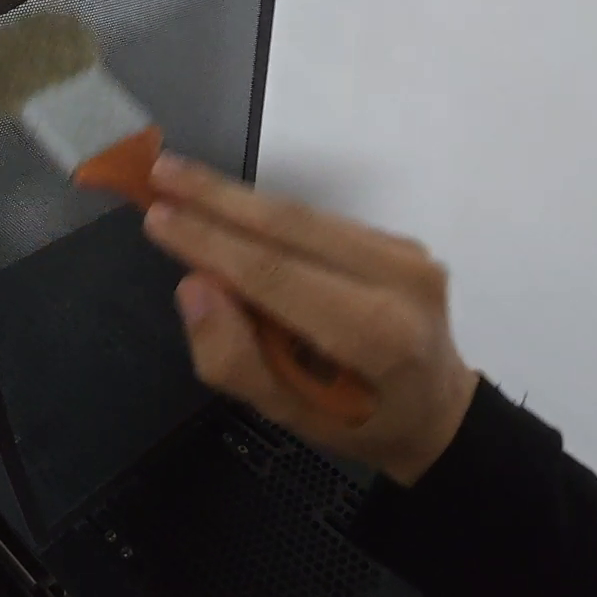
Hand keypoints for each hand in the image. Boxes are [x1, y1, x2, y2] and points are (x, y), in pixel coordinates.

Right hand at [141, 154, 479, 484]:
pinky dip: (268, 212)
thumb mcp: (291, 417)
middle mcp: (401, 279)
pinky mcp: (402, 240)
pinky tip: (226, 205)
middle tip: (158, 171)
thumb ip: (236, 360)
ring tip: (178, 177)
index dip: (211, 240)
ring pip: (304, 215)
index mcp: (377, 334)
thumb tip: (193, 285)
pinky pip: (320, 221)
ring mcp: (408, 253)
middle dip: (216, 197)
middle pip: (291, 226)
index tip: (156, 214)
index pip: (275, 273)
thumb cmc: (360, 425)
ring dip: (237, 197)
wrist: (440, 409)